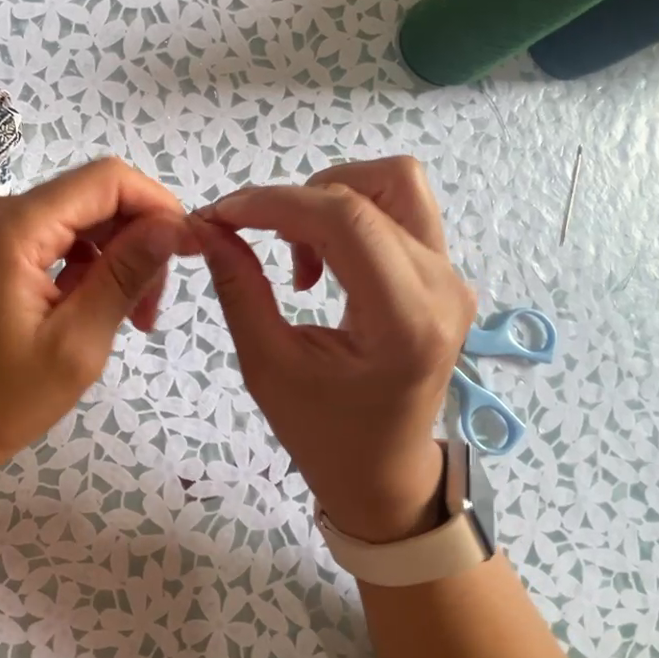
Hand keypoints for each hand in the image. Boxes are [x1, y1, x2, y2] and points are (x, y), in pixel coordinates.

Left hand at [0, 158, 191, 477]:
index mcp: (14, 228)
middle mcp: (1, 212)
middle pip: (95, 196)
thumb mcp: (77, 342)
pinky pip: (61, 236)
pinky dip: (91, 265)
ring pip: (84, 217)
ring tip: (134, 315)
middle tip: (154, 304)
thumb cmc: (4, 398)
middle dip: (139, 238)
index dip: (157, 205)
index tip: (188, 251)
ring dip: (119, 256)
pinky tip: (99, 307)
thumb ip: (125, 275)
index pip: (105, 180)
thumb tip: (174, 224)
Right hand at [192, 157, 475, 542]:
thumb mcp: (266, 365)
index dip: (274, 201)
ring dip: (330, 199)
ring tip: (293, 250)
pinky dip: (347, 214)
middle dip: (296, 200)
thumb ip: (239, 288)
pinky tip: (318, 260)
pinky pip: (398, 210)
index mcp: (404, 319)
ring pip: (395, 184)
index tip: (219, 215)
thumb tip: (207, 227)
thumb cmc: (322, 432)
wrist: (385, 473)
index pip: (345, 218)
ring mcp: (451, 276)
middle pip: (374, 187)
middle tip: (252, 237)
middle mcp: (442, 285)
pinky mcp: (443, 274)